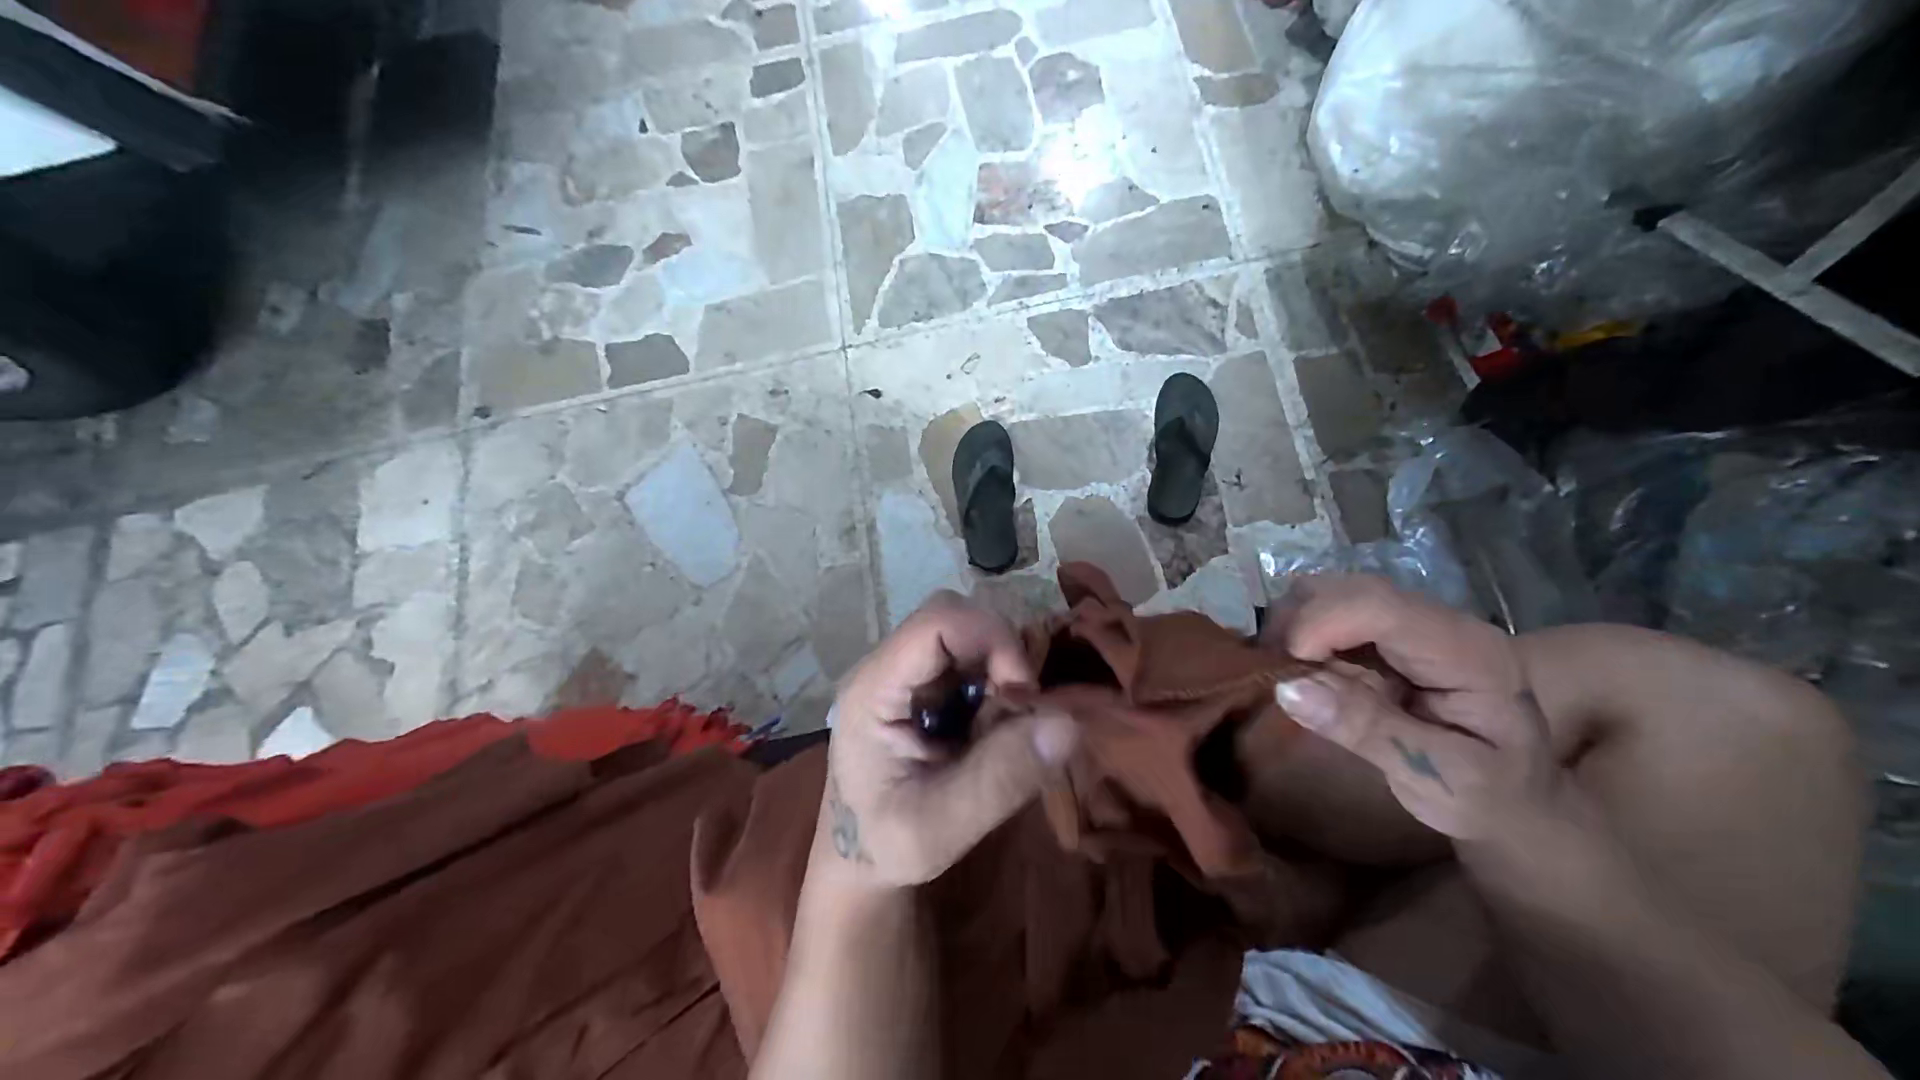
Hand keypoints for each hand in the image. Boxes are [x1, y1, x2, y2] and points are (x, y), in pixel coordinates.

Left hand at [818, 592, 1078, 889]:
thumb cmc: (884, 847)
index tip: (1022, 696)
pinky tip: (990, 731)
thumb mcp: (940, 829)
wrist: (858, 858)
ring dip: (1000, 673)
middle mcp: (886, 668)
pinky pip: (970, 662)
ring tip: (999, 730)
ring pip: (967, 636)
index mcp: (873, 689)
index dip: (993, 640)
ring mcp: (904, 675)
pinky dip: (995, 687)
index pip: (937, 621)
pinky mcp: (923, 688)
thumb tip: (1067, 722)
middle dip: (1000, 655)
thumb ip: (999, 778)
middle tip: (1015, 714)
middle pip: (954, 618)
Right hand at [1270, 575, 1568, 842]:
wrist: (1519, 805)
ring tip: (1292, 677)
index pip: (1379, 606)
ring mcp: (1413, 625)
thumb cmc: (1490, 798)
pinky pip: (1331, 614)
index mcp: (1468, 652)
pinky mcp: (1389, 636)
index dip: (1319, 625)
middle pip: (1349, 589)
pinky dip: (1302, 637)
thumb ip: (1367, 731)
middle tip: (1279, 676)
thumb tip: (1287, 688)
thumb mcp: (1440, 781)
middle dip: (1299, 624)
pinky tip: (1306, 674)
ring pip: (1333, 594)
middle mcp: (1440, 624)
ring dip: (1296, 628)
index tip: (1287, 673)